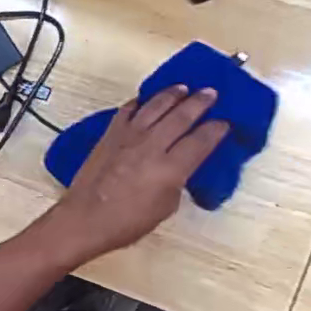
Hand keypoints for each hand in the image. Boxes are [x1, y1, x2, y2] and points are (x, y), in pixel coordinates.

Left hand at [28, 85, 228, 267]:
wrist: (85, 217)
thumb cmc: (127, 222)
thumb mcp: (164, 207)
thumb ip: (176, 180)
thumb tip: (180, 164)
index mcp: (170, 168)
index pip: (201, 141)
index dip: (216, 130)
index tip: (225, 122)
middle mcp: (152, 145)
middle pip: (181, 116)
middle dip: (199, 102)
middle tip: (211, 92)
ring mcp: (128, 136)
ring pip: (155, 106)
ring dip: (172, 94)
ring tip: (183, 88)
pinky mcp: (110, 134)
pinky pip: (127, 110)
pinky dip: (140, 102)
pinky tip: (146, 100)